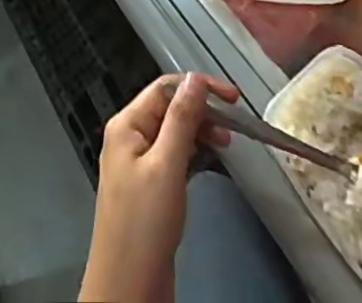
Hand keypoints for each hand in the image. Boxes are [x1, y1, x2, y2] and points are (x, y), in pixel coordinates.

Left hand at [78, 73, 239, 302]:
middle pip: (167, 108)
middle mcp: (128, 136)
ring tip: (227, 143)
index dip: (197, 86)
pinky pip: (173, 155)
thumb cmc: (145, 221)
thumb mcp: (167, 165)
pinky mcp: (149, 185)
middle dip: (201, 110)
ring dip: (199, 131)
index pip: (163, 89)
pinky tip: (209, 160)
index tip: (233, 96)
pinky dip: (193, 152)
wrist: (128, 281)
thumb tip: (194, 80)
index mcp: (126, 124)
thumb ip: (181, 120)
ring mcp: (138, 161)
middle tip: (235, 125)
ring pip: (172, 132)